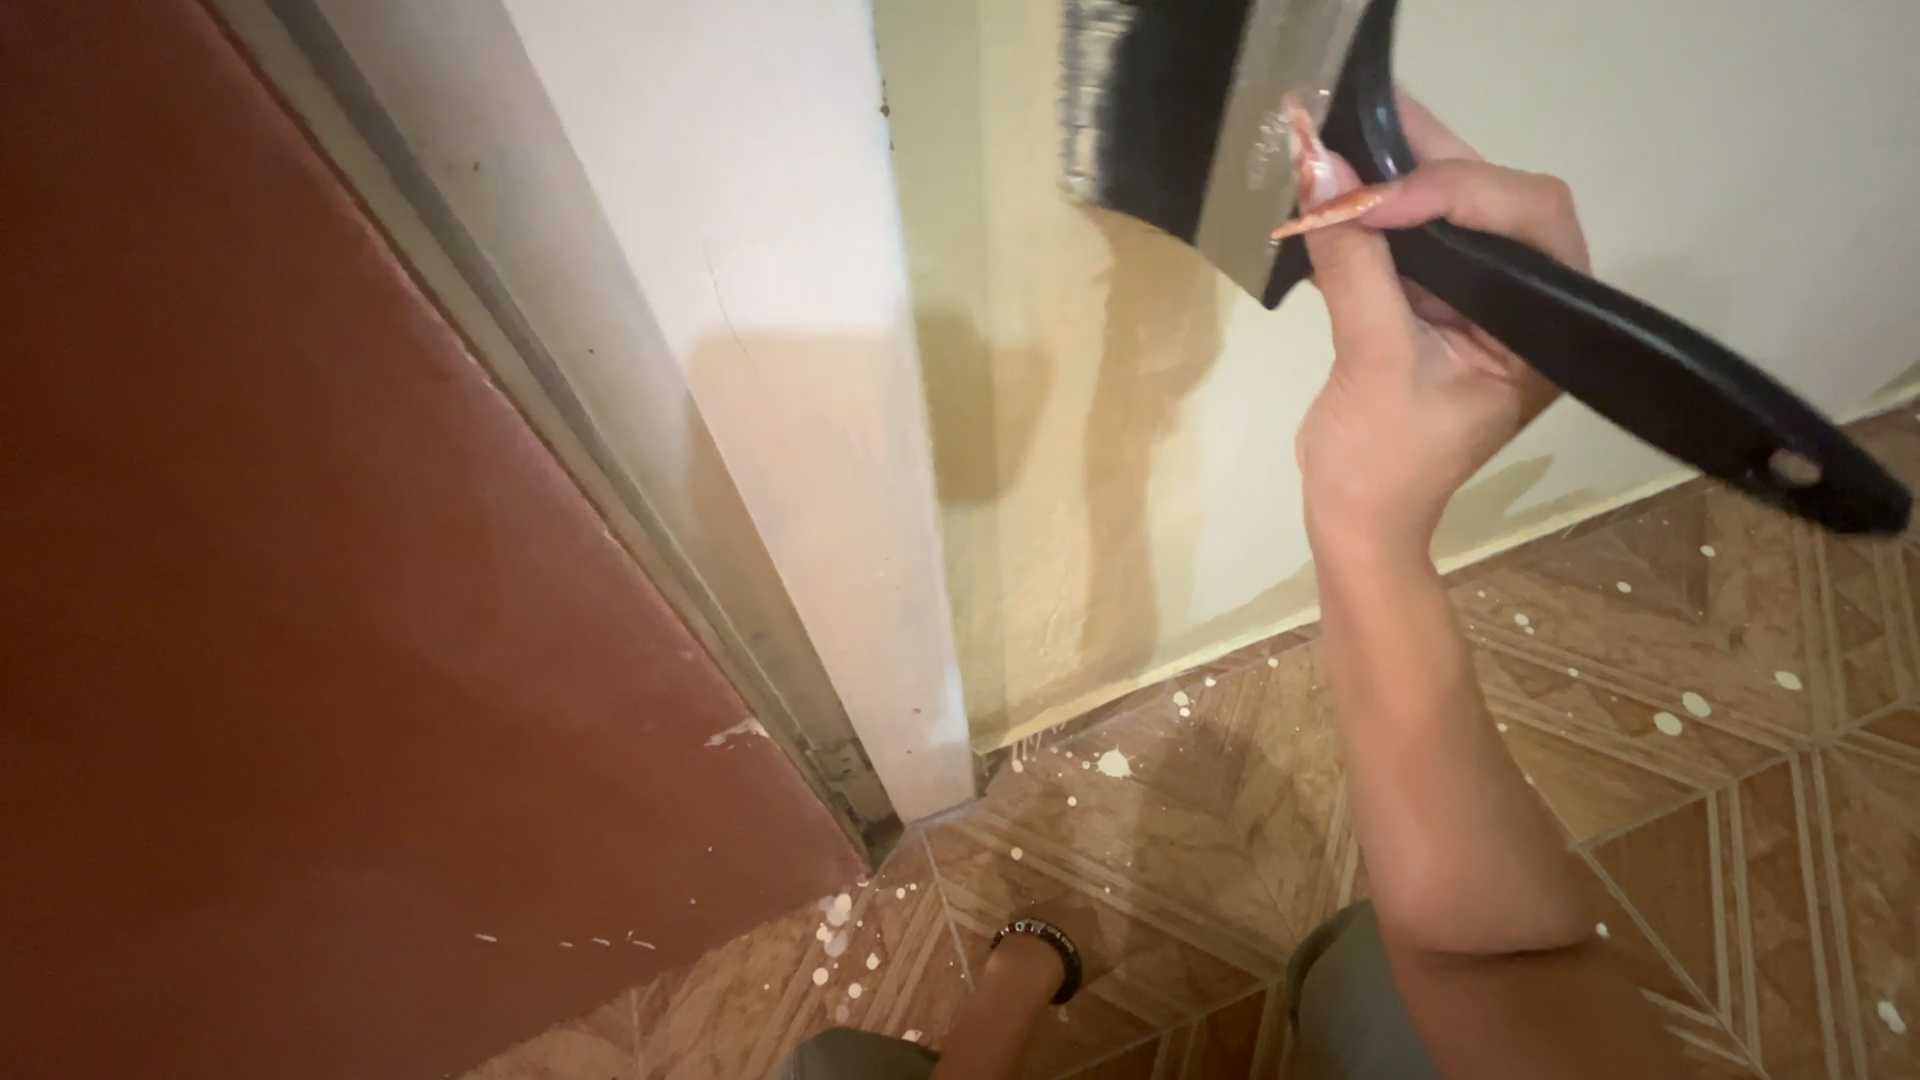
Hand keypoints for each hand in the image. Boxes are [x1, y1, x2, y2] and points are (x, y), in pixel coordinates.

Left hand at [1012, 895, 1120, 984]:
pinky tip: (1024, 946)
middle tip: (1061, 947)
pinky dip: (1026, 931)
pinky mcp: (1018, 913)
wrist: (1034, 959)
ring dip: (1044, 926)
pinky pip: (1025, 921)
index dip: (1087, 932)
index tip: (1084, 946)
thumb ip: (1105, 960)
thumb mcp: (1096, 967)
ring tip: (1041, 949)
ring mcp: (1040, 906)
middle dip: (1064, 926)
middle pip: (1066, 914)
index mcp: (1087, 917)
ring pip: (1045, 915)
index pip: (1092, 919)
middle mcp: (1064, 905)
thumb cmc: (1071, 964)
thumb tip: (1114, 957)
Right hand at [1291, 92, 1590, 556]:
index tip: (1376, 194)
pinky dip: (1367, 227)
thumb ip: (1352, 268)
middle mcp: (1521, 305)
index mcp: (1543, 325)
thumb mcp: (1370, 364)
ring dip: (1390, 184)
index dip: (1454, 191)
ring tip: (1337, 143)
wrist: (1351, 523)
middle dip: (1426, 163)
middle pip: (1489, 205)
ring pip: (1443, 222)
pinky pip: (1405, 254)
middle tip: (1362, 117)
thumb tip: (1318, 176)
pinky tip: (1331, 201)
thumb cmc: (1377, 465)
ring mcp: (1472, 310)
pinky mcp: (1426, 318)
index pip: (1524, 220)